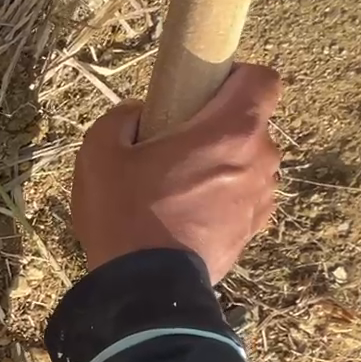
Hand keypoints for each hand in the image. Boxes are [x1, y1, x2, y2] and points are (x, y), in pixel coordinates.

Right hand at [72, 63, 282, 282]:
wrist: (145, 282)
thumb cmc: (124, 212)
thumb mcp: (98, 156)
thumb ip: (117, 121)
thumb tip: (136, 112)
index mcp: (230, 129)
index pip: (261, 79)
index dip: (233, 78)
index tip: (199, 93)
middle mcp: (260, 157)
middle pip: (246, 126)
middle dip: (210, 132)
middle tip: (165, 153)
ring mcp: (263, 195)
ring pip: (242, 165)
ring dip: (214, 169)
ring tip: (167, 193)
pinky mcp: (254, 228)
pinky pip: (238, 200)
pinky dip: (215, 201)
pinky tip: (178, 218)